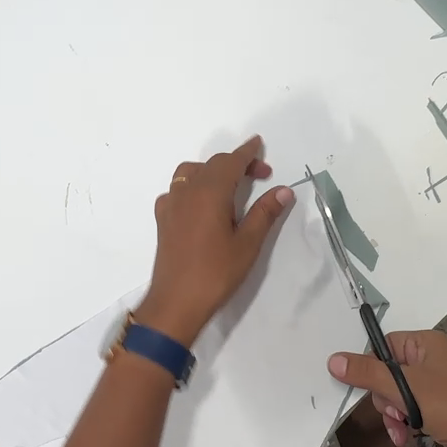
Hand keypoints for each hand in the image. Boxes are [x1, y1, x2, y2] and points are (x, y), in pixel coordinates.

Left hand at [134, 136, 293, 345]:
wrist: (175, 302)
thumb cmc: (215, 273)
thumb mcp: (247, 244)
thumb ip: (265, 213)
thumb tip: (283, 191)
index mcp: (210, 192)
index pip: (231, 162)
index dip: (247, 153)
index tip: (259, 144)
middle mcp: (187, 191)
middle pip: (212, 165)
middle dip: (236, 164)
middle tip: (260, 175)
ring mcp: (171, 204)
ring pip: (191, 172)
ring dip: (212, 171)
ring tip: (230, 186)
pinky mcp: (163, 219)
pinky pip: (177, 190)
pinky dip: (193, 187)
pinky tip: (202, 205)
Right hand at [329, 330, 446, 446]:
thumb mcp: (406, 390)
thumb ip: (368, 374)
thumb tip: (333, 359)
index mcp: (427, 343)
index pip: (385, 345)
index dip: (372, 368)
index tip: (365, 390)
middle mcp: (434, 359)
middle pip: (389, 372)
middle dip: (385, 397)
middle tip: (394, 414)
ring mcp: (440, 386)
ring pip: (399, 394)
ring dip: (394, 414)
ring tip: (400, 433)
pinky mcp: (444, 410)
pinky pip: (413, 410)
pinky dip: (406, 423)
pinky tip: (406, 439)